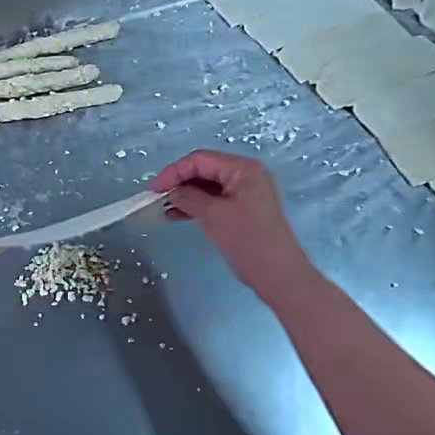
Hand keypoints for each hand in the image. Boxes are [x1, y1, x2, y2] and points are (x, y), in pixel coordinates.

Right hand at [152, 150, 311, 292]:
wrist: (279, 275)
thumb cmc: (248, 240)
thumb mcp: (212, 215)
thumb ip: (188, 197)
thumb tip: (171, 191)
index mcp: (243, 169)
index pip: (200, 160)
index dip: (174, 172)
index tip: (154, 189)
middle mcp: (247, 174)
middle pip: (204, 170)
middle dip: (179, 182)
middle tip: (158, 197)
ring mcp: (248, 192)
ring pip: (208, 185)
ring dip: (186, 194)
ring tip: (165, 208)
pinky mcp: (245, 208)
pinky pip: (215, 199)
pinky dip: (197, 205)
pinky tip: (178, 215)